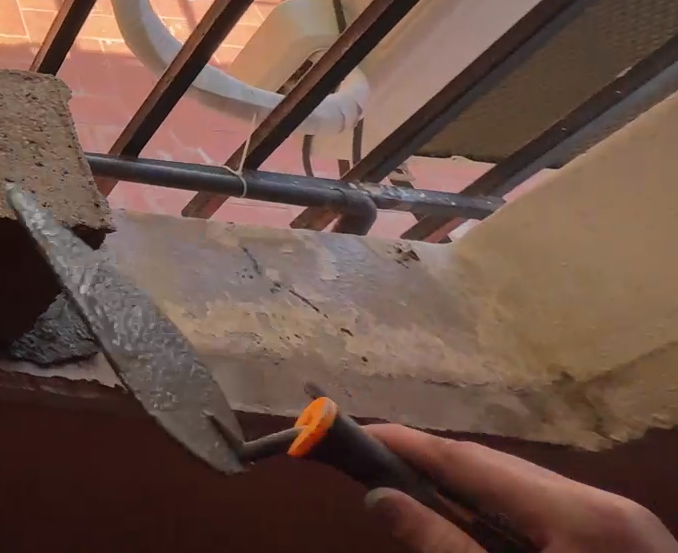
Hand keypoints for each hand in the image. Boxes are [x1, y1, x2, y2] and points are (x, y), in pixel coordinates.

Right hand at [364, 424, 675, 551]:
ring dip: (458, 485)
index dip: (401, 441)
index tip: (345, 430)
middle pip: (490, 465)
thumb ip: (445, 546)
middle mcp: (603, 504)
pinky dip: (495, 508)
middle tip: (367, 462)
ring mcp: (622, 523)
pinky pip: (543, 507)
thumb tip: (376, 497)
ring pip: (516, 484)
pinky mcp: (626, 542)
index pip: (465, 458)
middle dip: (427, 462)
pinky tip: (469, 521)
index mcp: (580, 512)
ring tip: (409, 489)